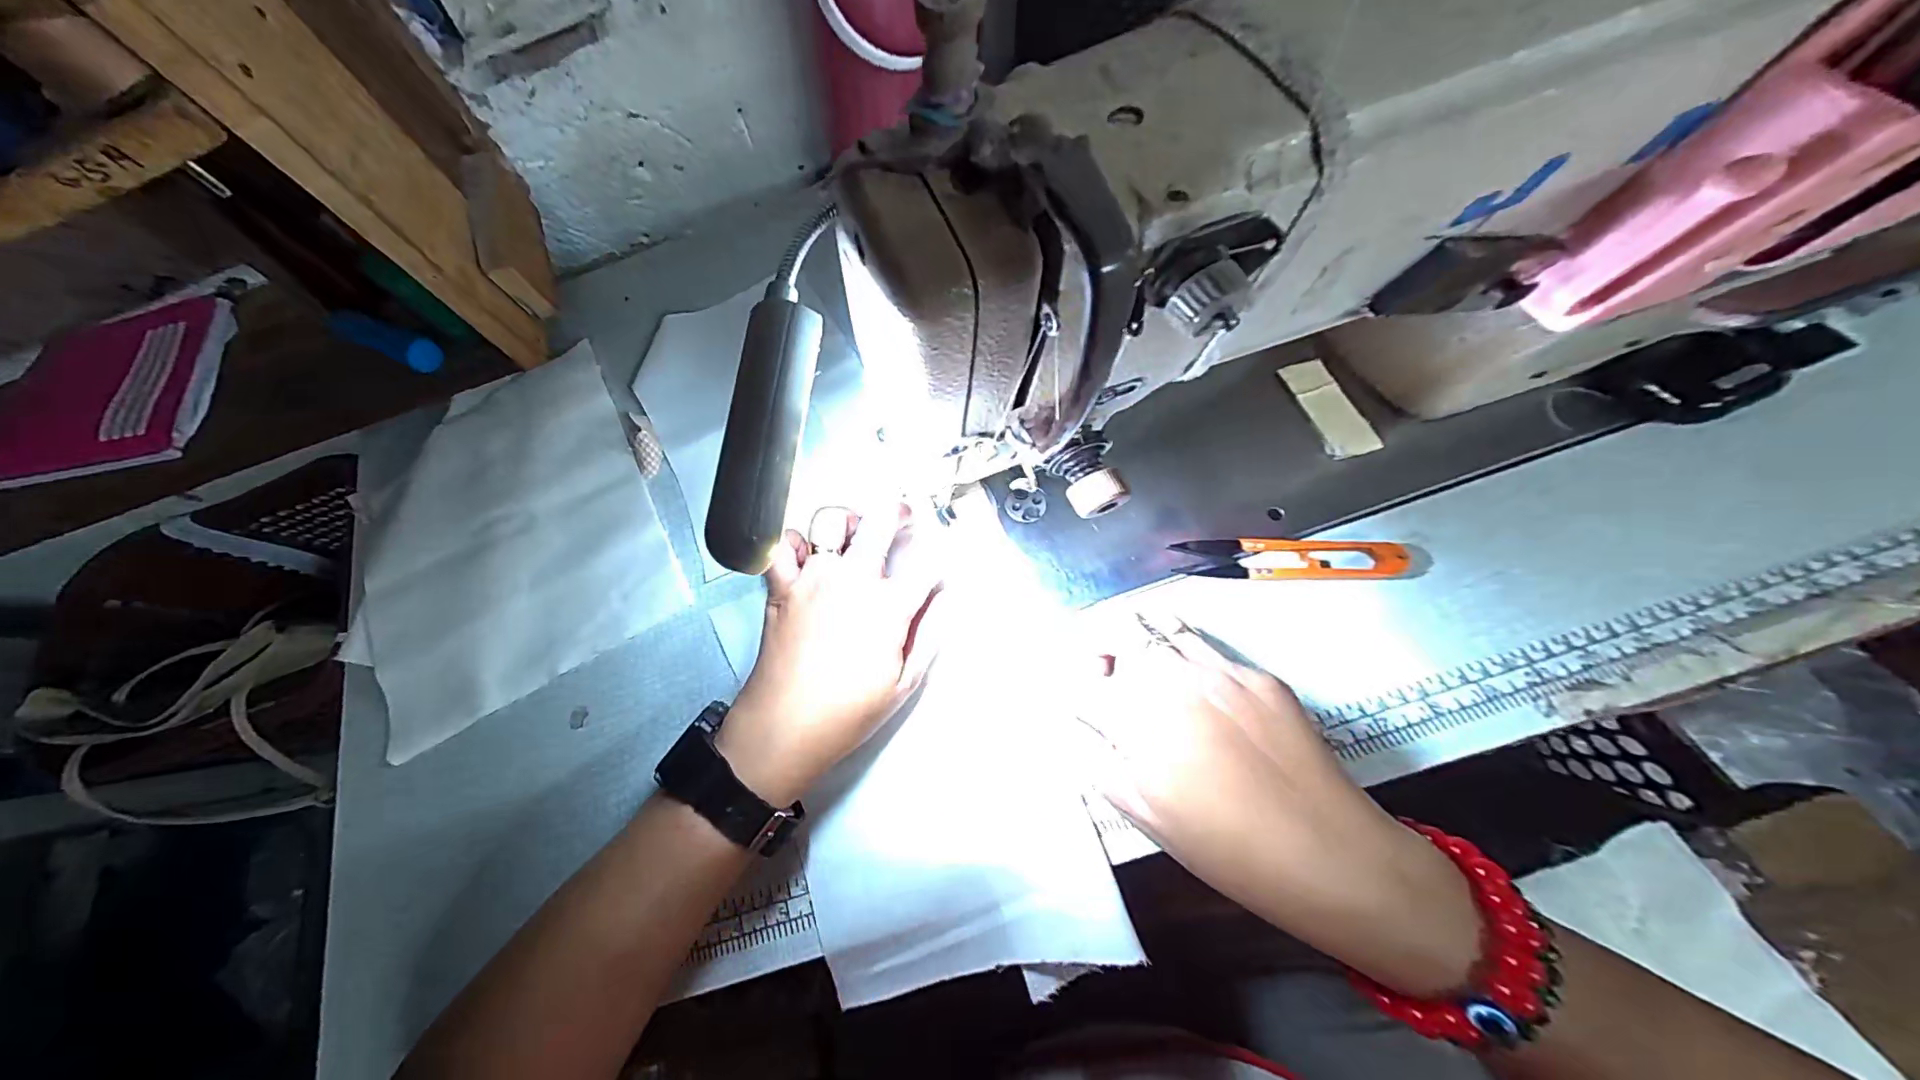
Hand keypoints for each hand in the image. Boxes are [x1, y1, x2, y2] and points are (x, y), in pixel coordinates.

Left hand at [717, 503, 946, 805]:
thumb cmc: (845, 712)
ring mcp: (815, 579)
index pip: (925, 562)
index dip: (937, 559)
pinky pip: (784, 545)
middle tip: (904, 518)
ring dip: (849, 521)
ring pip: (831, 522)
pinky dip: (795, 541)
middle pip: (881, 522)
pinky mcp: (783, 586)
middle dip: (899, 513)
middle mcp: (853, 581)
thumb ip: (929, 634)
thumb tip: (944, 601)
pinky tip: (808, 553)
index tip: (935, 568)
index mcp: (889, 607)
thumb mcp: (904, 683)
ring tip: (856, 532)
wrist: (784, 726)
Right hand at [1070, 614, 1482, 996]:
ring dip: (1146, 639)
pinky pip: (1209, 649)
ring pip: (1165, 634)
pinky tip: (1193, 670)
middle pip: (1123, 643)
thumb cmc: (1227, 850)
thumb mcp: (1148, 816)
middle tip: (1111, 665)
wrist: (1328, 856)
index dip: (1081, 679)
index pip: (1088, 681)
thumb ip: (1103, 764)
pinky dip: (1188, 651)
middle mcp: (1174, 688)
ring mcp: (1221, 676)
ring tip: (1143, 649)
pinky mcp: (1261, 677)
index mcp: (1138, 728)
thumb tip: (1082, 726)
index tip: (1088, 684)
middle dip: (1111, 651)